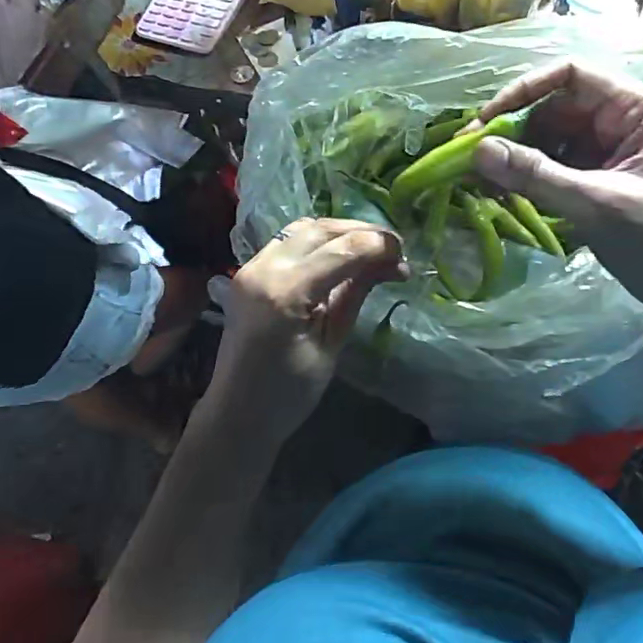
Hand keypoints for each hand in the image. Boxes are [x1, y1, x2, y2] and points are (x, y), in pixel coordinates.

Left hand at [208, 219, 406, 438]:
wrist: (237, 413)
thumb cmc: (288, 393)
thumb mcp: (331, 345)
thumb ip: (354, 294)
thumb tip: (390, 264)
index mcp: (285, 292)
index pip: (342, 249)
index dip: (378, 246)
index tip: (405, 255)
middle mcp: (263, 268)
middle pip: (320, 229)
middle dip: (361, 233)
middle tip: (393, 250)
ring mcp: (250, 268)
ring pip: (301, 229)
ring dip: (338, 233)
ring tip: (369, 251)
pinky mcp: (247, 273)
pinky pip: (286, 243)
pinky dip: (316, 242)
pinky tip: (337, 257)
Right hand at [470, 60, 642, 317]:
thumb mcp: (600, 205)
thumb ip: (538, 177)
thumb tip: (477, 151)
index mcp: (640, 110)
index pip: (572, 77)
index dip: (523, 93)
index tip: (483, 124)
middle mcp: (626, 124)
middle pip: (556, 112)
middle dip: (513, 133)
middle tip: (471, 161)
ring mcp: (614, 155)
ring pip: (553, 143)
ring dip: (519, 160)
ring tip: (482, 183)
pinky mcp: (604, 184)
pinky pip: (559, 171)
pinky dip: (532, 181)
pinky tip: (506, 196)